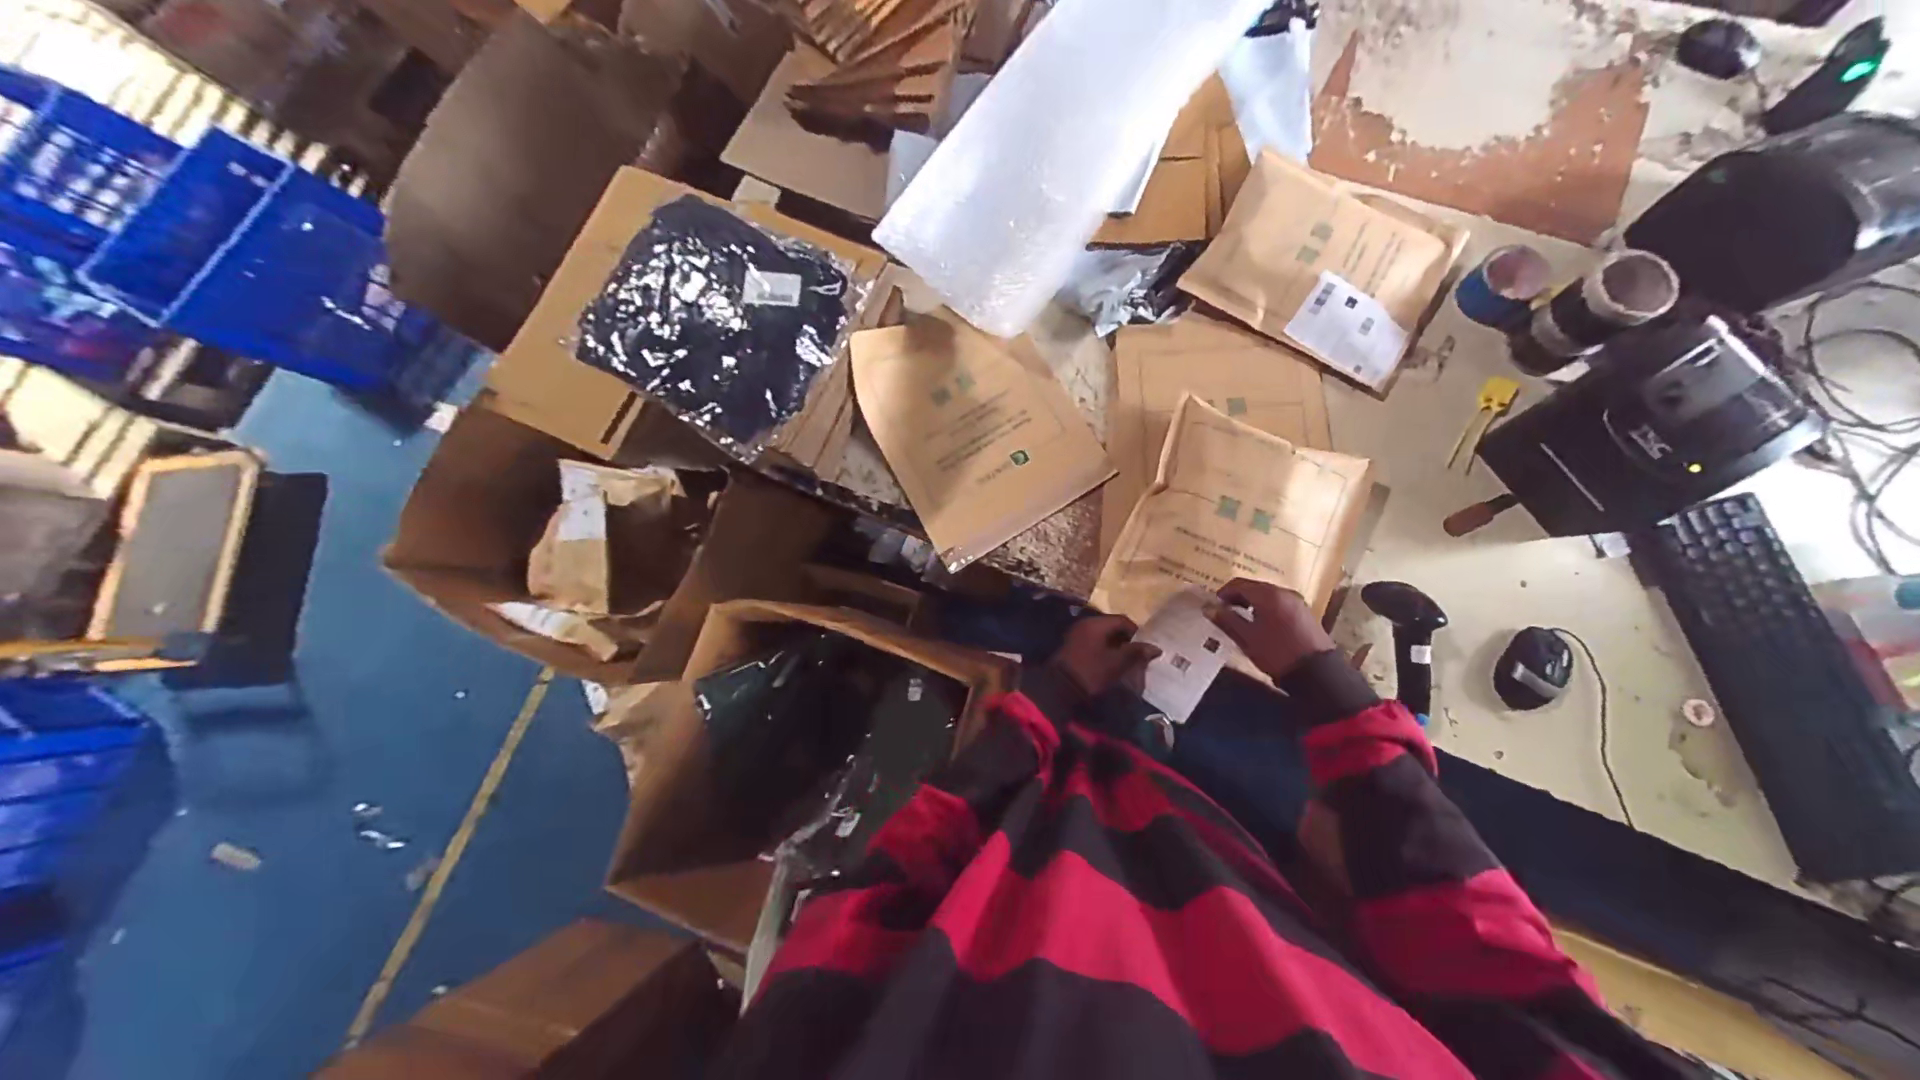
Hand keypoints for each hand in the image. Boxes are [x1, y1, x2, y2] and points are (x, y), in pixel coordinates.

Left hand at [1049, 614, 1160, 697]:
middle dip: (1126, 640)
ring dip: (1115, 646)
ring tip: (1125, 661)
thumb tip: (1155, 648)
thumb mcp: (1116, 663)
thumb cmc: (1091, 672)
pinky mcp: (1072, 646)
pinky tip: (1110, 663)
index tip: (1145, 647)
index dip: (1137, 633)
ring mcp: (1076, 634)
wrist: (1059, 688)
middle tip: (1137, 655)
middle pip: (1112, 627)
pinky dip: (1104, 650)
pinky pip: (1093, 643)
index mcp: (1096, 624)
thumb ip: (1135, 653)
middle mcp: (1085, 624)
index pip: (1123, 620)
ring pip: (1103, 636)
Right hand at [1208, 578, 1333, 681]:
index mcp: (1268, 595)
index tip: (1214, 605)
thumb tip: (1209, 608)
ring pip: (1268, 596)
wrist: (1316, 673)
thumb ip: (1226, 620)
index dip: (1223, 593)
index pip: (1238, 584)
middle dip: (1237, 597)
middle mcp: (1284, 592)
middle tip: (1225, 612)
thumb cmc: (1276, 653)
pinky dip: (1266, 609)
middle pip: (1254, 587)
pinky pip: (1280, 604)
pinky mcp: (1305, 613)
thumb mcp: (1246, 638)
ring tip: (1241, 620)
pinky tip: (1262, 625)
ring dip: (1252, 603)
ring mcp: (1297, 602)